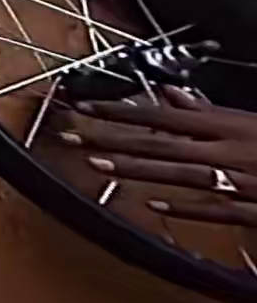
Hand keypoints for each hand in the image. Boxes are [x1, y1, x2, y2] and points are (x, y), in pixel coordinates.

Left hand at [65, 86, 256, 225]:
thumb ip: (211, 111)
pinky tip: (153, 206)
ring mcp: (254, 182)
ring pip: (183, 175)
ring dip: (136, 170)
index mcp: (232, 128)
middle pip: (160, 144)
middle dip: (110, 140)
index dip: (119, 111)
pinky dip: (189, 209)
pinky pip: (226, 210)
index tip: (80, 108)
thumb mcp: (255, 122)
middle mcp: (236, 152)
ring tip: (94, 164)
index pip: (163, 116)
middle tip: (66, 137)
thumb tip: (168, 92)